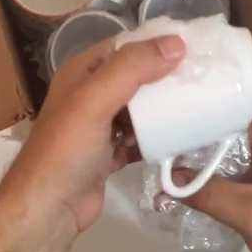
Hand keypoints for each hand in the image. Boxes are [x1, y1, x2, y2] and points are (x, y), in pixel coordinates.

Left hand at [0, 35, 185, 232]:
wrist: (49, 207)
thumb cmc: (67, 149)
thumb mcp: (95, 99)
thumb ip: (132, 68)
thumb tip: (176, 44)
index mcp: (81, 75)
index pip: (122, 47)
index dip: (154, 43)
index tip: (192, 45)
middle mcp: (89, 97)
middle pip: (134, 79)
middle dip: (164, 77)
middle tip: (202, 76)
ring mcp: (99, 128)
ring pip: (138, 111)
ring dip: (163, 110)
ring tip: (198, 104)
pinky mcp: (108, 156)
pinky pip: (138, 140)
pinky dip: (156, 140)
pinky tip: (180, 139)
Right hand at [183, 79, 251, 251]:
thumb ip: (209, 193)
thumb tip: (167, 179)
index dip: (242, 82)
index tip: (205, 82)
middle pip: (249, 116)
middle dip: (216, 112)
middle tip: (177, 108)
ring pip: (239, 145)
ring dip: (211, 143)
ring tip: (173, 133)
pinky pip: (236, 170)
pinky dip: (214, 169)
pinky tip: (185, 169)